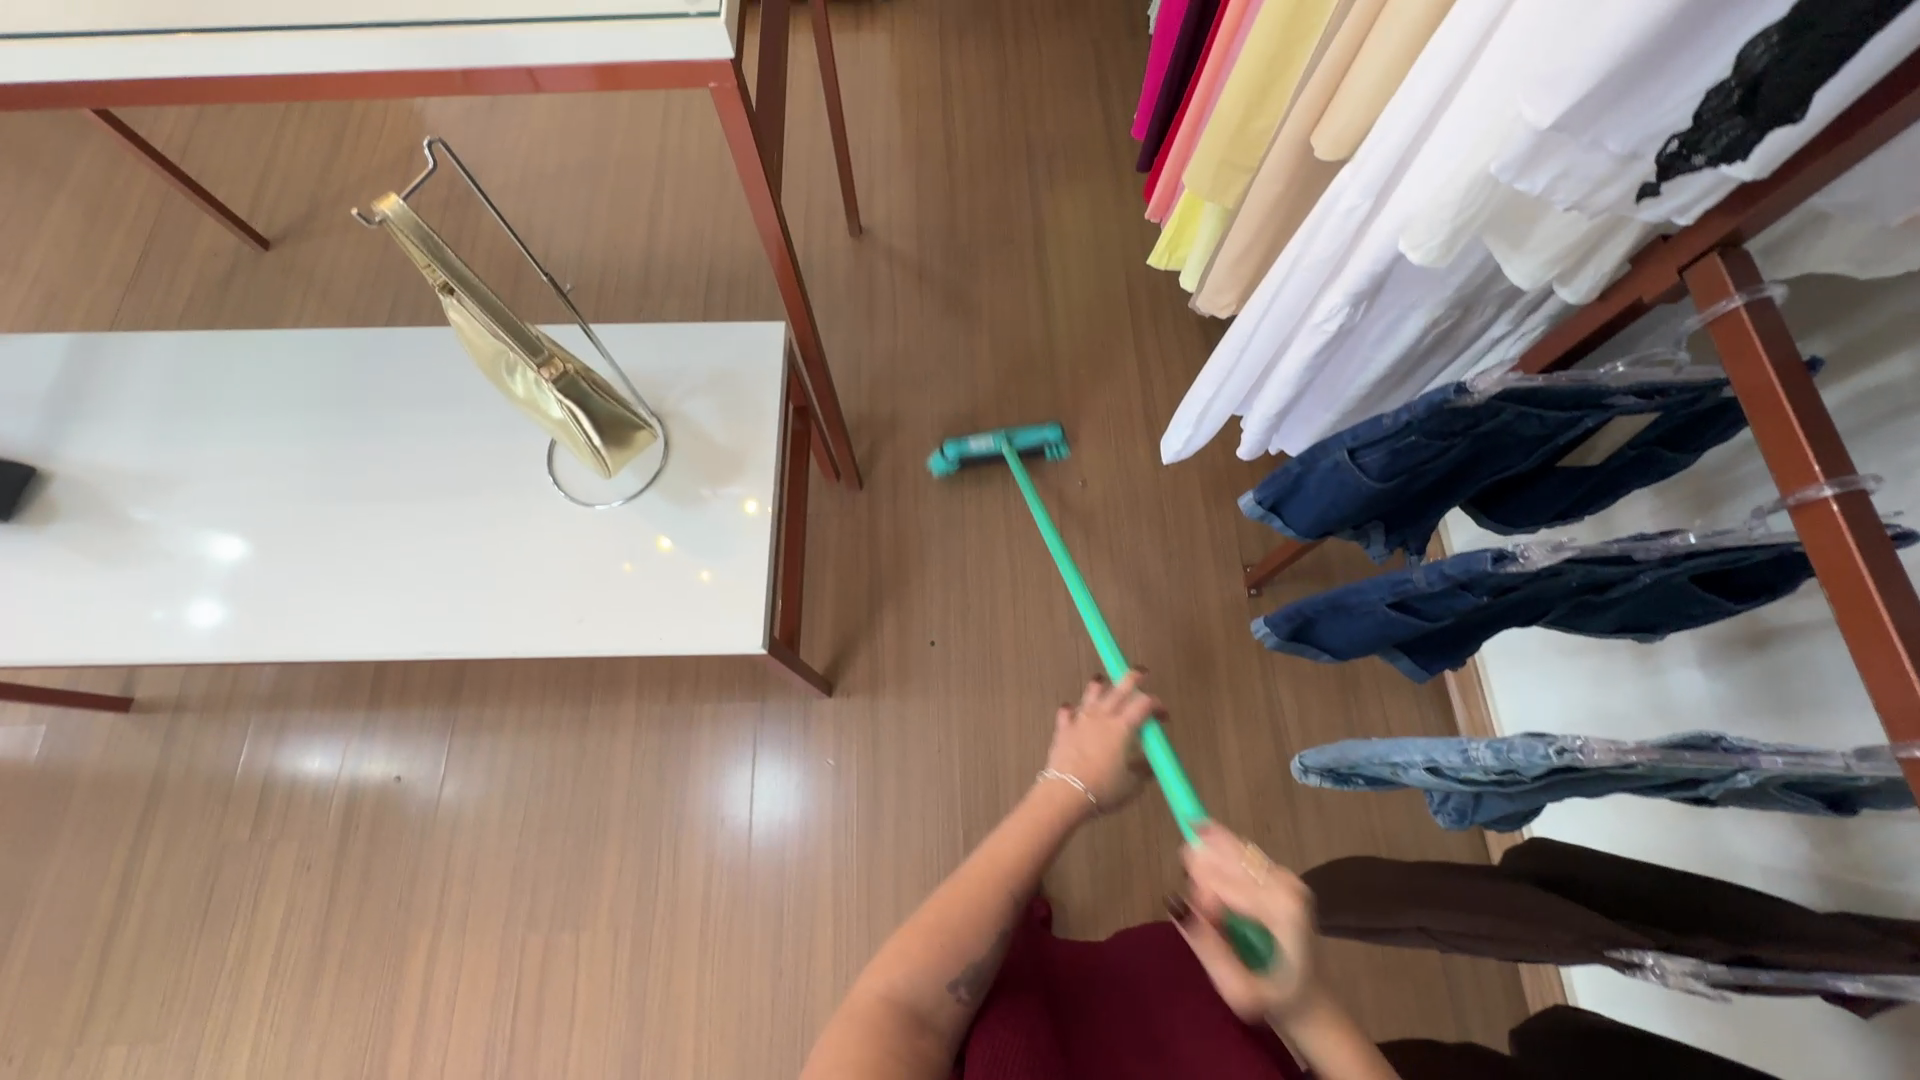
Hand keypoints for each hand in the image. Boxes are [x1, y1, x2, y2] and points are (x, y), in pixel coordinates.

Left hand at [1042, 672, 1156, 812]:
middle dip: (1133, 677)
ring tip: (1102, 681)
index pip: (1145, 704)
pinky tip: (1071, 709)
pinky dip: (1070, 709)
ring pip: (1091, 693)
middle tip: (1140, 672)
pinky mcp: (1063, 729)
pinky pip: (1066, 712)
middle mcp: (1102, 717)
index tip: (1163, 715)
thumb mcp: (1132, 784)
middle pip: (1120, 688)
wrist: (1066, 793)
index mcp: (1123, 727)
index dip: (1157, 705)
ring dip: (1099, 686)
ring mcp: (1081, 720)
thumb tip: (1148, 766)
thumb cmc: (1103, 789)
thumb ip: (1142, 771)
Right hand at [1171, 823, 1321, 1023]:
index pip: (1221, 876)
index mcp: (1281, 908)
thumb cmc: (1273, 997)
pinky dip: (1218, 869)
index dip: (1200, 895)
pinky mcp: (1278, 872)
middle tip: (1209, 914)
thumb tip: (1177, 903)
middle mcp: (1285, 881)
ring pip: (1225, 846)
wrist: (1310, 998)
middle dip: (1202, 876)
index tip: (1205, 920)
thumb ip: (1207, 947)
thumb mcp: (1238, 990)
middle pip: (1222, 849)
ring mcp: (1284, 873)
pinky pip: (1234, 852)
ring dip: (1208, 871)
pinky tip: (1223, 899)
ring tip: (1217, 910)